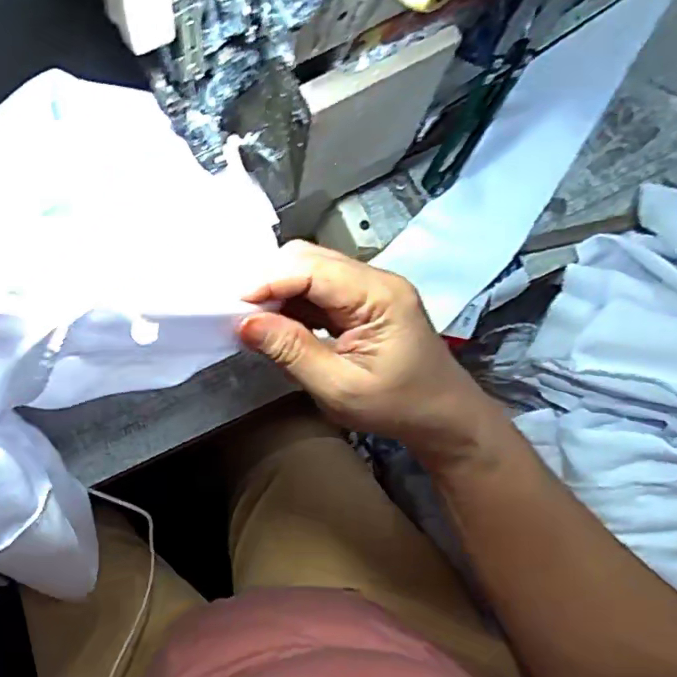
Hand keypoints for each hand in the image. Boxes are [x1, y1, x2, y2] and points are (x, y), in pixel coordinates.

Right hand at [239, 241, 502, 461]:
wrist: (443, 417)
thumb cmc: (398, 407)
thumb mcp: (339, 388)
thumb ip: (291, 352)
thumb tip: (245, 324)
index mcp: (379, 296)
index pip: (312, 269)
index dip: (268, 282)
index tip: (233, 306)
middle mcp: (375, 280)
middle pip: (309, 259)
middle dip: (269, 281)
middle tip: (240, 314)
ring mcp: (369, 288)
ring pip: (309, 270)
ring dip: (277, 292)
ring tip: (253, 321)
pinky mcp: (361, 302)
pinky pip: (317, 289)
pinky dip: (291, 302)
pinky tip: (276, 324)